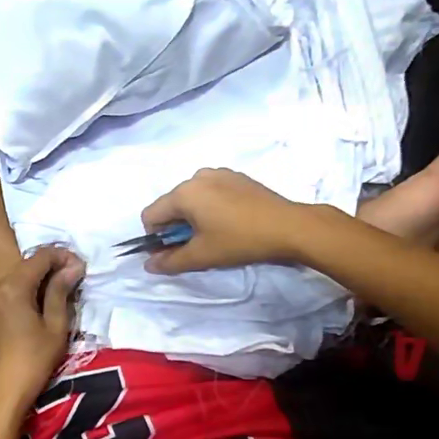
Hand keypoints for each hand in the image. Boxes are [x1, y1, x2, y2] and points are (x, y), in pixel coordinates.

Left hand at [0, 246, 84, 401]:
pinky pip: (14, 287)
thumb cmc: (36, 358)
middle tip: (77, 275)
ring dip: (43, 276)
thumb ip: (61, 290)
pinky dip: (32, 287)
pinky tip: (48, 297)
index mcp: (12, 287)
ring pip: (22, 274)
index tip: (81, 266)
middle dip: (53, 265)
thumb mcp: (55, 324)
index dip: (62, 256)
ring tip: (66, 286)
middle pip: (29, 264)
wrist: (8, 387)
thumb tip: (74, 265)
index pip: (40, 257)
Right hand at [138, 169, 310, 273]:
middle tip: (199, 245)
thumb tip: (148, 265)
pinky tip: (231, 220)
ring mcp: (219, 173)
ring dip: (195, 216)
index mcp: (184, 193)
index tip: (176, 251)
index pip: (151, 215)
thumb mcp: (202, 256)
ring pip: (192, 197)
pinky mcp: (237, 176)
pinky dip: (212, 205)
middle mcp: (197, 177)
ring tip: (217, 233)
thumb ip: (171, 261)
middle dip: (177, 226)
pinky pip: (211, 191)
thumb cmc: (240, 240)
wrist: (289, 226)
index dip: (157, 237)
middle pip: (171, 204)